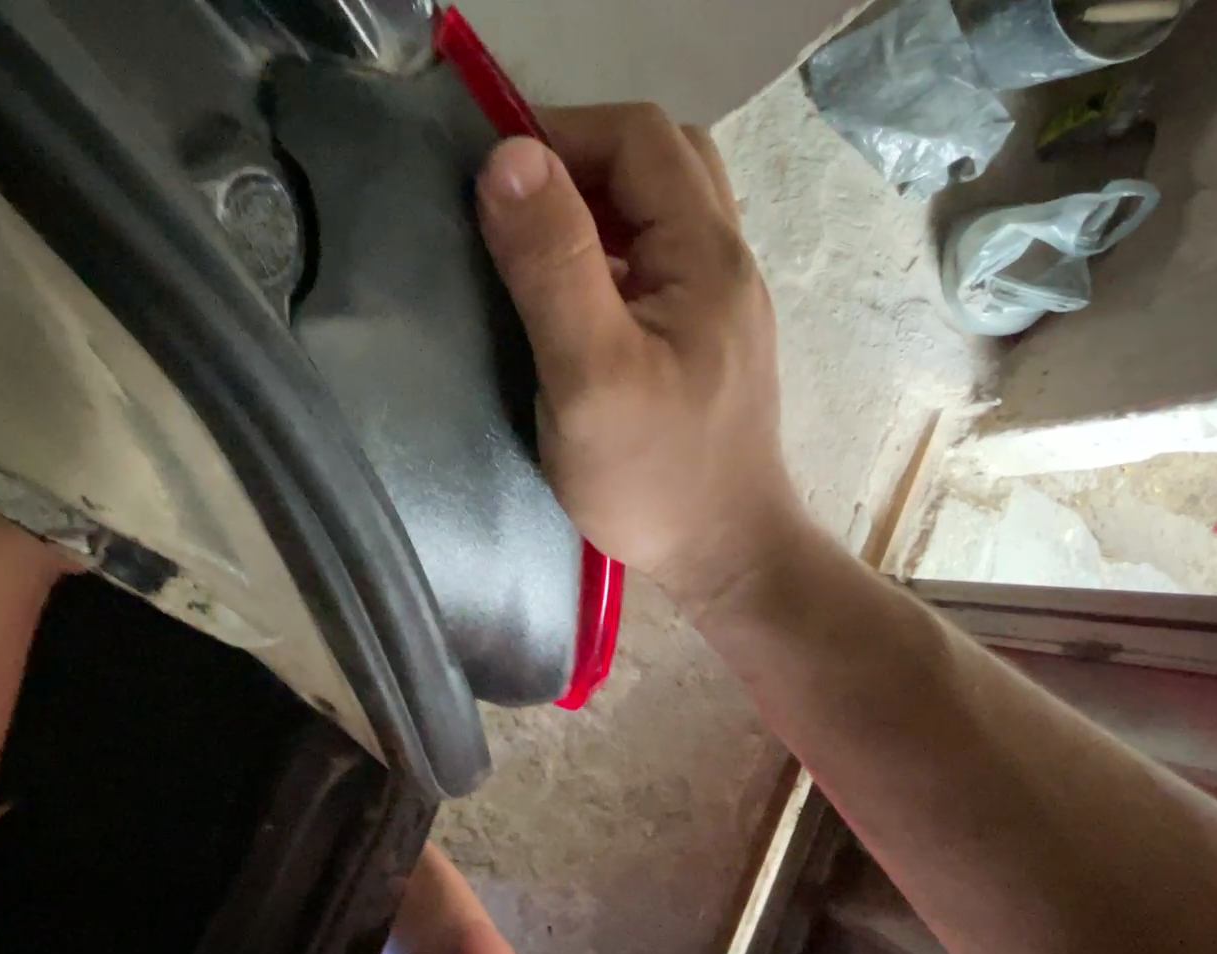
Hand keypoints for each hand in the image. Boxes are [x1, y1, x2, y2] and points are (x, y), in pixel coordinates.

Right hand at [476, 105, 810, 612]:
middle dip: (578, 162)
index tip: (491, 178)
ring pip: (658, 210)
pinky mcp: (700, 337)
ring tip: (529, 245)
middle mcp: (723, 261)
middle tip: (510, 208)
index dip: (562, 135)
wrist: (724, 554)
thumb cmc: (653, 476)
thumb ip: (552, 266)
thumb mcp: (590, 372)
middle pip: (658, 162)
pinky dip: (605, 250)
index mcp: (706, 255)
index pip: (639, 140)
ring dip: (593, 206)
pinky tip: (566, 295)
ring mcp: (716, 301)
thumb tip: (509, 159)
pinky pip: (654, 260)